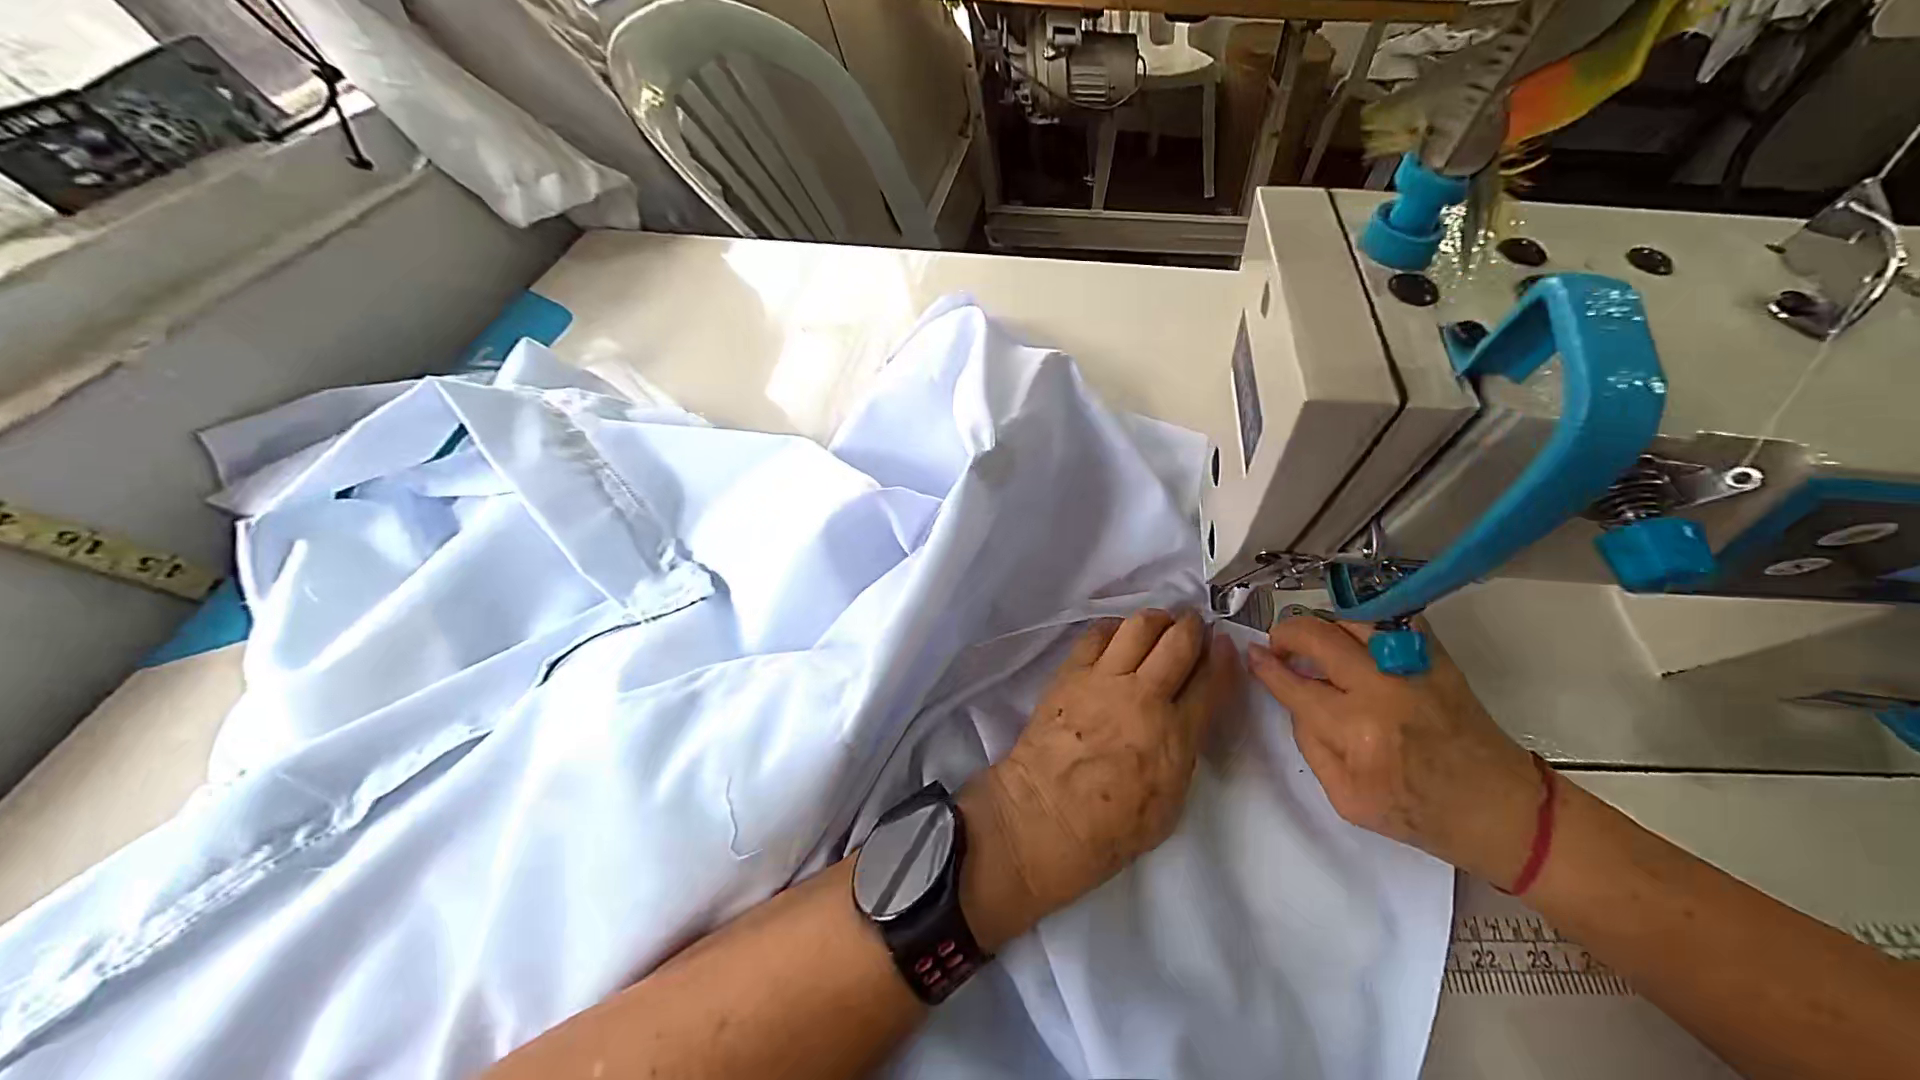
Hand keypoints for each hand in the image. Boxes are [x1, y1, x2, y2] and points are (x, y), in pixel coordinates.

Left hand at [958, 610, 1237, 946]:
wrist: (1046, 817)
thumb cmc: (1112, 827)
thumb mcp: (1172, 801)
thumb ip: (1184, 752)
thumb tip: (1185, 720)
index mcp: (1177, 734)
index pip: (1211, 681)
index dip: (1222, 657)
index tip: (1224, 644)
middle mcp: (1145, 696)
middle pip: (1179, 643)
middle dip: (1192, 627)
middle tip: (1193, 624)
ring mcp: (1105, 680)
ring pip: (1139, 627)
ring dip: (1156, 619)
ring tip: (1160, 622)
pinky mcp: (1071, 673)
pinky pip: (1097, 634)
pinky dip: (1114, 627)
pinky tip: (1118, 633)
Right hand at [1244, 616, 1542, 885]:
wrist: (1501, 811)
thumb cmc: (1419, 813)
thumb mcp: (1346, 798)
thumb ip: (1311, 743)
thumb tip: (1297, 699)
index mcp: (1357, 730)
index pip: (1294, 684)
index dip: (1265, 666)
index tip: (1252, 654)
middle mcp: (1382, 689)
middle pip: (1317, 635)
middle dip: (1286, 633)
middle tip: (1281, 645)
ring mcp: (1413, 668)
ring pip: (1351, 619)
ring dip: (1324, 626)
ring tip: (1317, 643)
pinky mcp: (1437, 660)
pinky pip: (1391, 621)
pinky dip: (1364, 624)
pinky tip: (1354, 641)